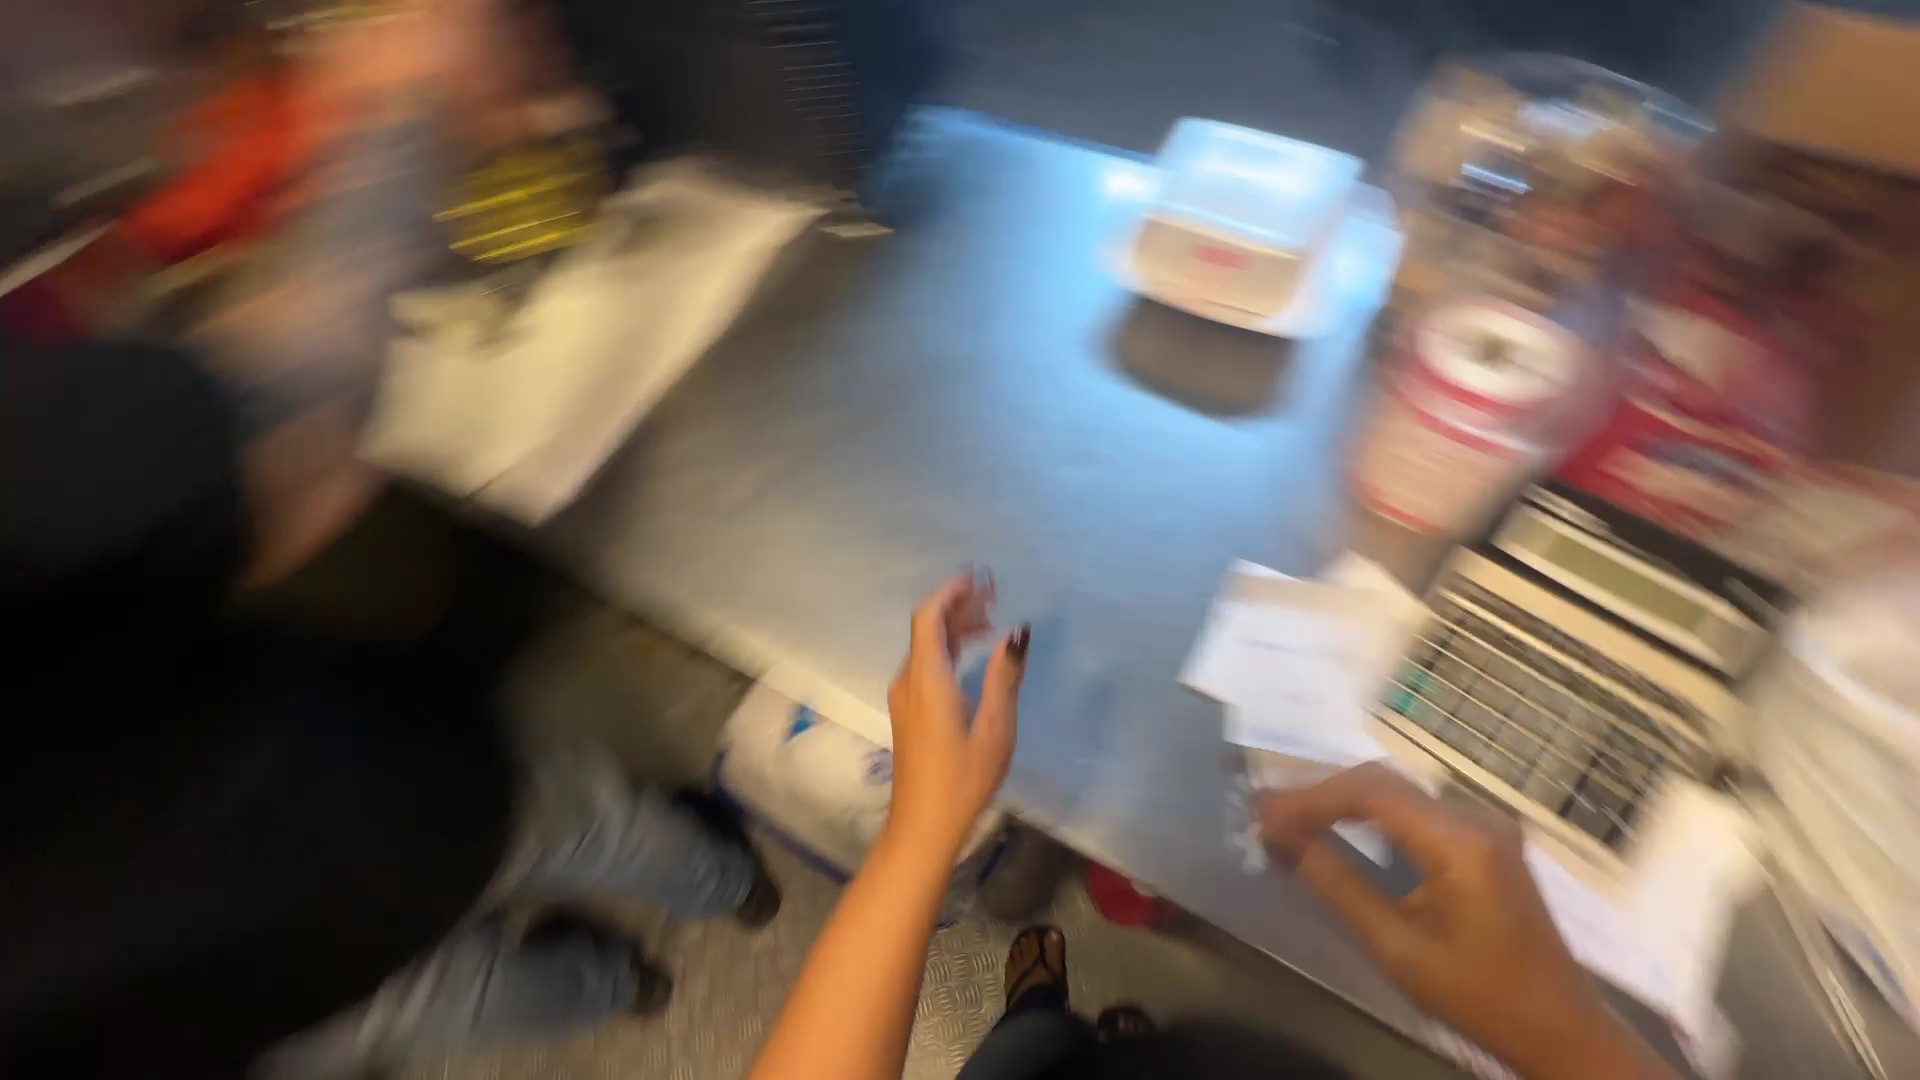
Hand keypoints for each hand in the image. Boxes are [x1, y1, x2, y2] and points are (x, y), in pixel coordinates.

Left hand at [885, 575, 1028, 855]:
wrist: (922, 826)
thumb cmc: (963, 779)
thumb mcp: (995, 729)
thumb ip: (1004, 677)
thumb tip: (1016, 634)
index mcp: (928, 679)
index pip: (928, 616)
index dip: (951, 591)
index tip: (980, 579)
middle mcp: (909, 680)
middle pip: (927, 626)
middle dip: (959, 605)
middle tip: (995, 597)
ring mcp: (905, 696)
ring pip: (926, 644)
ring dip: (955, 626)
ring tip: (991, 621)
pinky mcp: (909, 709)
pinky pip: (926, 663)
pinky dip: (949, 647)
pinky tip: (974, 652)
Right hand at [1255, 764, 1674, 1079]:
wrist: (1566, 1034)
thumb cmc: (1480, 998)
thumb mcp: (1397, 948)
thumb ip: (1336, 884)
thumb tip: (1280, 836)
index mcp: (1460, 842)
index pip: (1368, 793)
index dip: (1308, 796)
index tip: (1262, 812)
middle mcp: (1475, 817)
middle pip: (1380, 782)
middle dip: (1317, 792)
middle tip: (1266, 810)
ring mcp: (1484, 823)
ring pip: (1394, 789)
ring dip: (1339, 798)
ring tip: (1290, 815)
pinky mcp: (1484, 836)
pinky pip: (1413, 807)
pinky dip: (1367, 811)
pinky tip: (1338, 825)